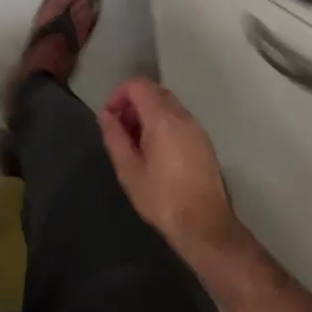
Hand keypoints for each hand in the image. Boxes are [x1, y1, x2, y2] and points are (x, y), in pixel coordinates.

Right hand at [99, 78, 244, 265]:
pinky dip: (163, 124)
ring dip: (148, 114)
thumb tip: (106, 114)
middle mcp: (183, 116)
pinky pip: (179, 119)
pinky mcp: (204, 142)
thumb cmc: (162, 198)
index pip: (138, 85)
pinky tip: (156, 152)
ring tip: (136, 144)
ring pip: (168, 105)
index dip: (118, 95)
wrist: (205, 226)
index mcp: (162, 119)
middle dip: (132, 103)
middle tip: (120, 131)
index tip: (110, 118)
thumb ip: (114, 136)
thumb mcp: (128, 170)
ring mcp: (197, 128)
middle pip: (154, 91)